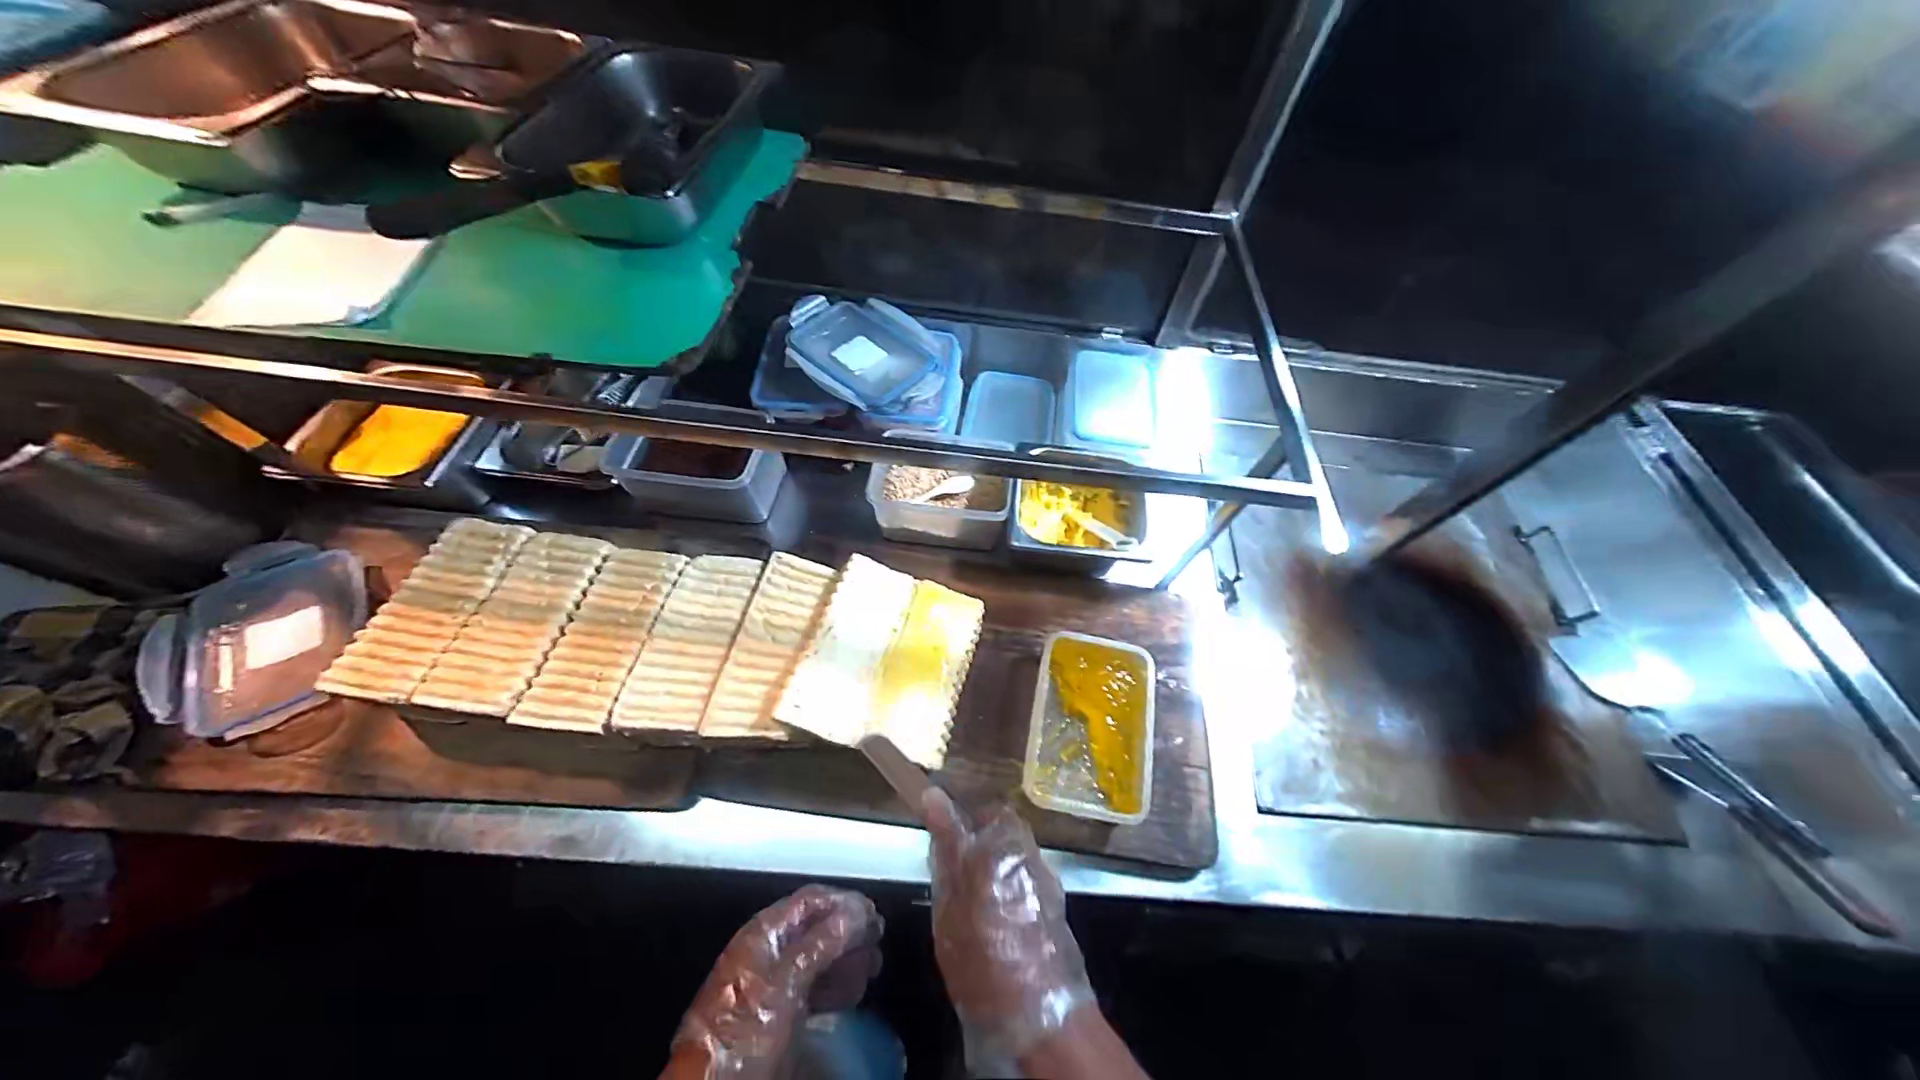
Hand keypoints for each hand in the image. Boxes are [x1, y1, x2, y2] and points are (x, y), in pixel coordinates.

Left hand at [669, 885, 881, 1078]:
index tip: (875, 914)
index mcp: (765, 932)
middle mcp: (769, 950)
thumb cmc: (744, 1029)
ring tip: (872, 968)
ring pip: (818, 958)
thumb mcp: (785, 982)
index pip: (811, 900)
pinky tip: (853, 994)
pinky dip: (835, 986)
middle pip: (817, 927)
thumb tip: (856, 913)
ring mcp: (773, 982)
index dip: (845, 902)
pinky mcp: (778, 1012)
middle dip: (850, 932)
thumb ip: (822, 943)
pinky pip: (813, 987)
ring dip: (847, 960)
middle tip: (879, 942)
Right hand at [921, 789, 1093, 1062]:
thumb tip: (934, 805)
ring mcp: (1044, 870)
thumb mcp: (949, 914)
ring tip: (975, 887)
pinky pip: (1026, 867)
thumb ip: (944, 856)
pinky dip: (1009, 875)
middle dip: (976, 830)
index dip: (946, 810)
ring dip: (994, 852)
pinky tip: (998, 906)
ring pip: (1014, 843)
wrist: (1044, 1015)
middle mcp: (1024, 850)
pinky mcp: (1057, 893)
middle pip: (998, 820)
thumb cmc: (985, 965)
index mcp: (993, 849)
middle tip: (954, 858)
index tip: (930, 811)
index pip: (966, 810)